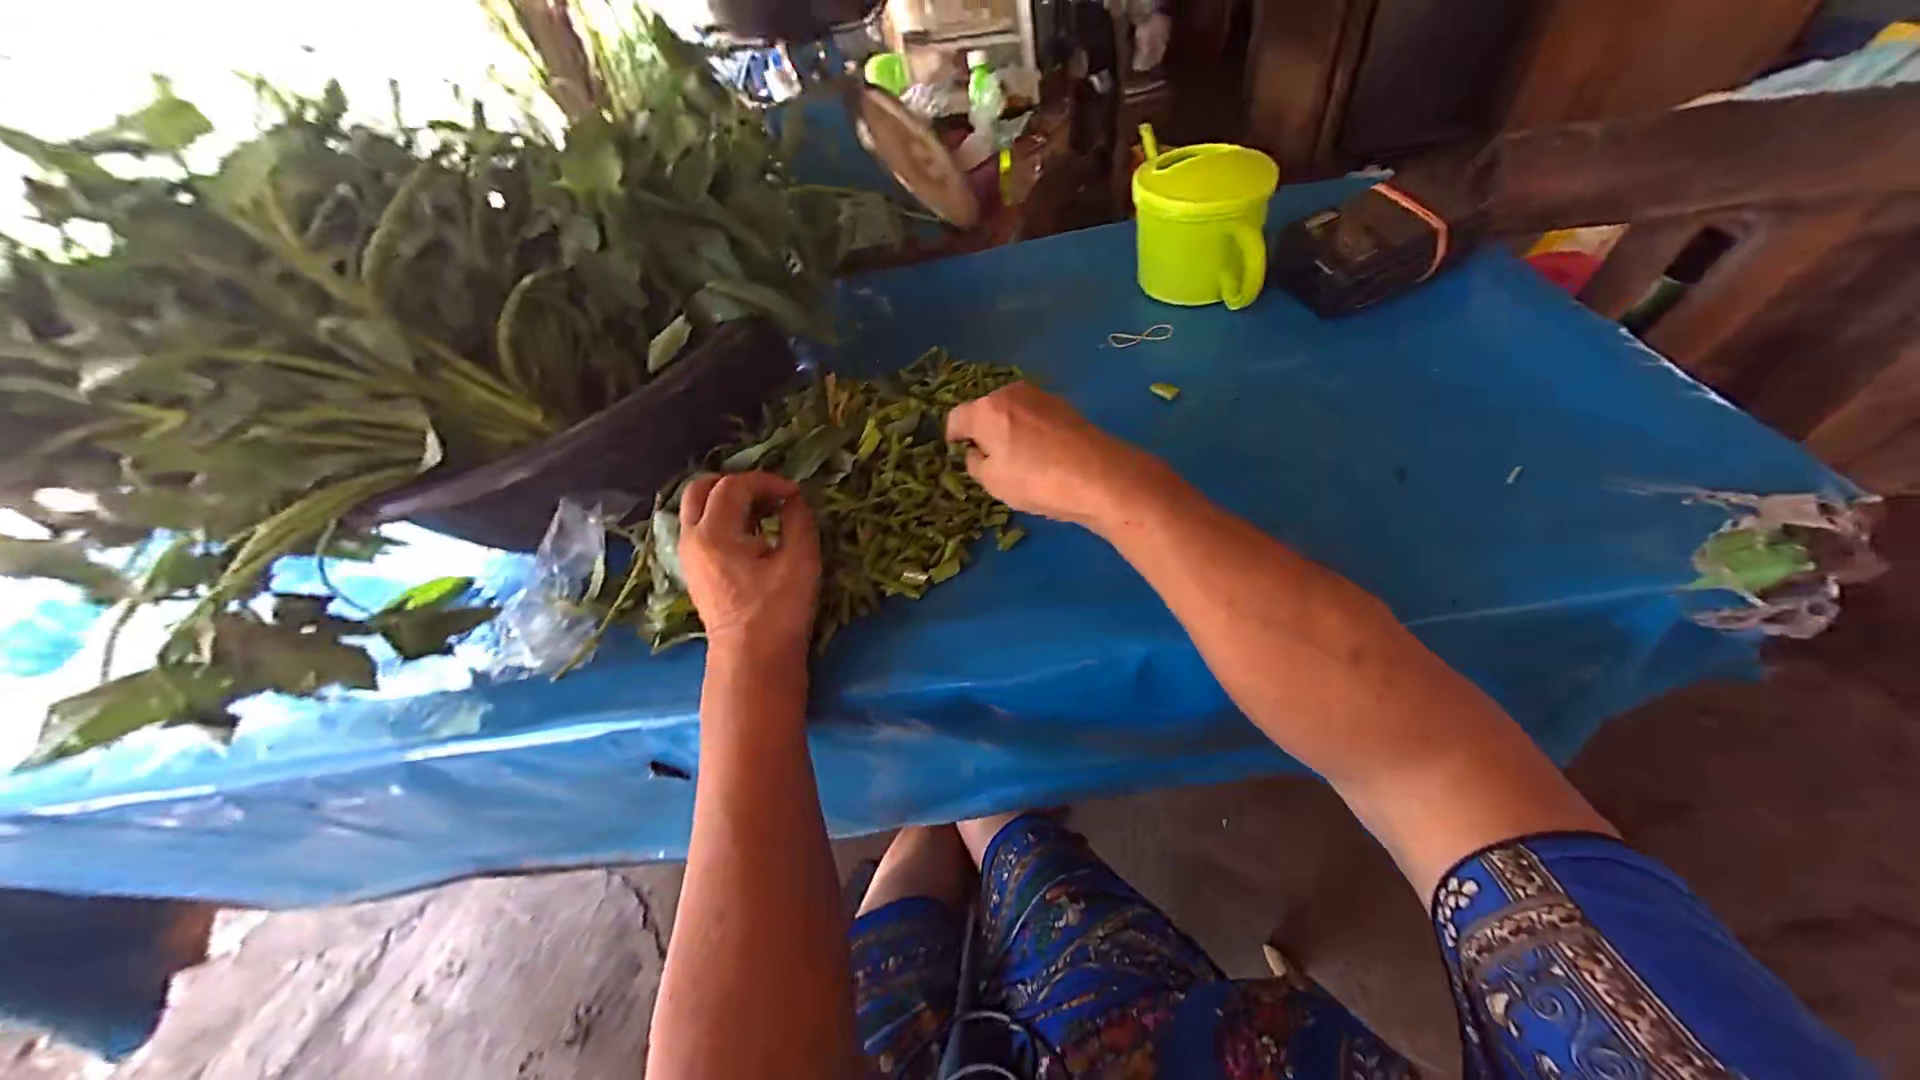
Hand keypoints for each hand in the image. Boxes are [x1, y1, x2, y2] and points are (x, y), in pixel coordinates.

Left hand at [679, 472, 820, 657]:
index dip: (767, 482)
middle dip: (738, 483)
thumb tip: (794, 500)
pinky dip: (723, 519)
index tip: (795, 494)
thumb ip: (798, 521)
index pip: (734, 486)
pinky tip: (752, 533)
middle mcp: (692, 539)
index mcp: (714, 534)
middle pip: (701, 488)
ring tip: (763, 512)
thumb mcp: (800, 561)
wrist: (753, 660)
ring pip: (697, 508)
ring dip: (728, 500)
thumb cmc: (778, 612)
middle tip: (770, 495)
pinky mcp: (695, 569)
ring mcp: (688, 555)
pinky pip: (700, 528)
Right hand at [945, 382, 1160, 529]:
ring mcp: (1041, 396)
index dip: (953, 437)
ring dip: (1009, 430)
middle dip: (983, 431)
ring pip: (1012, 412)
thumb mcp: (993, 482)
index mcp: (985, 409)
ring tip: (1018, 459)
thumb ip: (975, 464)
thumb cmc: (1037, 480)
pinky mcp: (1065, 406)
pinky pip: (1035, 417)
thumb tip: (977, 453)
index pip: (956, 418)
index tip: (957, 451)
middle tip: (989, 459)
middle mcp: (1010, 393)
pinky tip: (1042, 454)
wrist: (1100, 476)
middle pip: (985, 410)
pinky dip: (1031, 431)